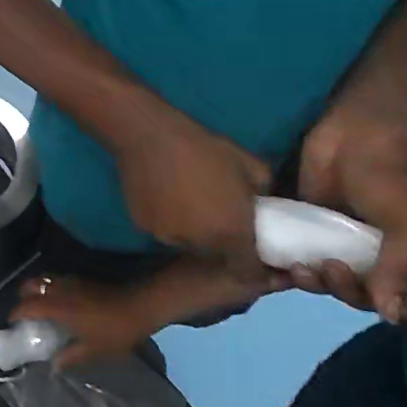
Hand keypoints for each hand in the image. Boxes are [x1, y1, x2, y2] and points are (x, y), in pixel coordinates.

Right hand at [9, 275, 156, 368]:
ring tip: (40, 309)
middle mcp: (60, 290)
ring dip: (38, 291)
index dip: (15, 314)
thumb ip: (69, 357)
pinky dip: (52, 289)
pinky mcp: (83, 280)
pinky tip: (61, 304)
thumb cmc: (114, 331)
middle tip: (24, 313)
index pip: (27, 306)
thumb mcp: (92, 350)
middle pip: (32, 285)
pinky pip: (58, 281)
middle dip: (23, 296)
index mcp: (57, 306)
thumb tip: (53, 365)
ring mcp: (72, 282)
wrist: (140, 307)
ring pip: (45, 281)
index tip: (11, 324)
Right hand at [109, 103, 271, 261]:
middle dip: (219, 241)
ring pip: (186, 242)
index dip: (252, 265)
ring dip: (192, 230)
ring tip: (188, 202)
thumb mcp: (248, 163)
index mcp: (232, 232)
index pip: (248, 270)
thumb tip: (259, 200)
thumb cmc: (204, 148)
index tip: (251, 250)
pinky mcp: (144, 227)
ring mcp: (168, 237)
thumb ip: (261, 190)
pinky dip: (167, 219)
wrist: (150, 136)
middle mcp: (200, 243)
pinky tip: (165, 195)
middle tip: (217, 215)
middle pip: (215, 255)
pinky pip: (163, 229)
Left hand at [297, 108, 406, 323]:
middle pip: (359, 294)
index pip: (403, 303)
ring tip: (302, 267)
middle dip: (342, 291)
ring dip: (315, 282)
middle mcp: (377, 254)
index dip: (387, 307)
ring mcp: (340, 241)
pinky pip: (301, 257)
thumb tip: (392, 316)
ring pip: (327, 279)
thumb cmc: (393, 177)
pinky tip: (285, 262)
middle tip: (328, 268)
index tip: (370, 295)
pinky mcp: (308, 226)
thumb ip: (405, 267)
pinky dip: (294, 266)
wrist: (356, 134)